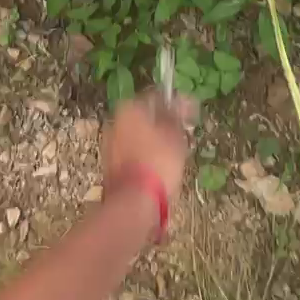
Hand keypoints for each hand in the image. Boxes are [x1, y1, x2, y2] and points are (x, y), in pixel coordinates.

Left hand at [102, 89, 195, 205]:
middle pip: (144, 117)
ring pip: (137, 136)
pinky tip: (157, 169)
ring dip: (152, 141)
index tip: (190, 115)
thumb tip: (182, 100)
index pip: (155, 97)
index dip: (175, 104)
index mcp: (129, 108)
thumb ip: (177, 115)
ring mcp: (109, 144)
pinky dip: (143, 157)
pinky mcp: (109, 165)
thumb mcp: (175, 135)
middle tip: (182, 136)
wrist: (134, 201)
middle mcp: (115, 122)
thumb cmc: (158, 162)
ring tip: (172, 156)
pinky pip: (131, 154)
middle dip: (161, 124)